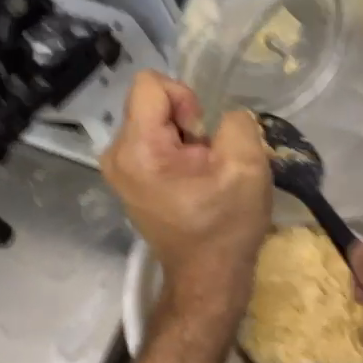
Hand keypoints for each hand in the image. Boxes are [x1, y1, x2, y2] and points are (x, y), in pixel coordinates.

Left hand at [100, 71, 270, 322]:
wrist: (208, 279)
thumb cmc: (226, 226)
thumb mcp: (247, 166)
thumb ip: (236, 122)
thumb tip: (221, 119)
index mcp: (136, 149)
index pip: (150, 83)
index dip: (186, 99)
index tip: (202, 139)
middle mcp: (115, 155)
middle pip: (151, 102)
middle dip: (186, 122)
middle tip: (206, 162)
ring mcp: (119, 170)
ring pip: (155, 122)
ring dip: (184, 140)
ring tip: (201, 174)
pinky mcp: (129, 181)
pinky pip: (153, 143)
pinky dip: (176, 154)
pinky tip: (192, 183)